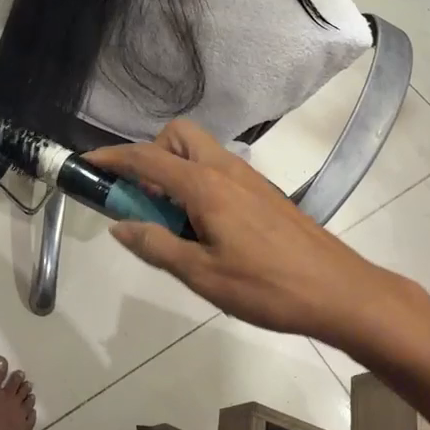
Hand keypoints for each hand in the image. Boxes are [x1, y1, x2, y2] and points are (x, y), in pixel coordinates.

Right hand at [88, 119, 397, 345]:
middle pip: (175, 135)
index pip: (145, 158)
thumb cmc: (268, 286)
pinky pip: (217, 169)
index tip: (86, 162)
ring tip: (172, 217)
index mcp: (204, 184)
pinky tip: (205, 226)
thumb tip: (119, 226)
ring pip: (199, 150)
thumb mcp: (202, 275)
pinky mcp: (263, 192)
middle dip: (150, 154)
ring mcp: (247, 178)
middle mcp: (224, 168)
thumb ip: (156, 245)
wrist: (343, 293)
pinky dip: (197, 182)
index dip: (111, 158)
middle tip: (144, 197)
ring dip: (174, 169)